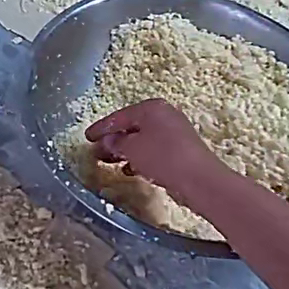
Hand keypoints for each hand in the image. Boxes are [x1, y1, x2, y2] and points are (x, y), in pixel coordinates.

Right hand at [84, 99, 233, 197]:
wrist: (201, 180)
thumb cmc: (163, 157)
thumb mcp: (132, 148)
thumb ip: (115, 143)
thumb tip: (106, 142)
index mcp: (151, 108)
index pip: (119, 116)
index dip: (101, 128)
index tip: (87, 137)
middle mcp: (164, 115)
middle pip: (131, 127)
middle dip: (113, 140)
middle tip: (96, 151)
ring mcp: (175, 132)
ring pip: (142, 140)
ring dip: (125, 151)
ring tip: (110, 162)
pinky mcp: (181, 150)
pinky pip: (153, 150)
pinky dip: (140, 158)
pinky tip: (130, 170)